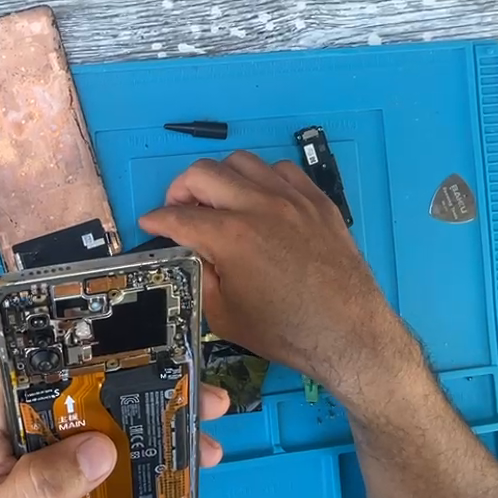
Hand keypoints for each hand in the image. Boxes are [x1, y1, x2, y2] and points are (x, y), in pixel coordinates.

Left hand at [0, 352, 229, 497]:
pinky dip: (137, 429)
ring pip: (102, 391)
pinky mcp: (54, 426)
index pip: (46, 350)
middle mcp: (16, 387)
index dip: (100, 345)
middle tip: (203, 394)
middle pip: (87, 367)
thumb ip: (38, 487)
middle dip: (149, 376)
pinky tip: (174, 447)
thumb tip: (101, 451)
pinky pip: (100, 418)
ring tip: (205, 419)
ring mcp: (38, 405)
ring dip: (152, 403)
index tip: (154, 349)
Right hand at [138, 150, 423, 410]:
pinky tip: (260, 201)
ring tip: (219, 201)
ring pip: (241, 162)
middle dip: (179, 189)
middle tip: (179, 210)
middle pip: (202, 173)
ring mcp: (292, 198)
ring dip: (221, 178)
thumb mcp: (222, 314)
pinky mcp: (317, 200)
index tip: (149, 224)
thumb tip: (188, 250)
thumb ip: (197, 273)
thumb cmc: (283, 330)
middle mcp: (258, 206)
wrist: (348, 334)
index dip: (155, 220)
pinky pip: (281, 170)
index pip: (177, 215)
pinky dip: (261, 179)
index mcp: (230, 236)